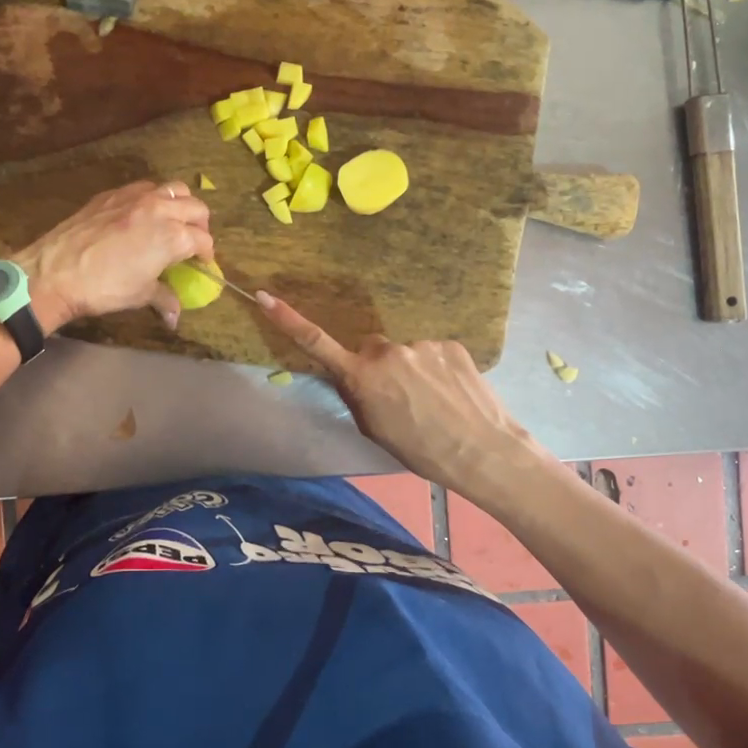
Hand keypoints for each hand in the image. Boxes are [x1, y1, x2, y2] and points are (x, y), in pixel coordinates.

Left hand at [12, 180, 214, 331]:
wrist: (56, 271)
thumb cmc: (104, 288)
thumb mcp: (139, 295)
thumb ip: (164, 298)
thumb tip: (175, 317)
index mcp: (173, 237)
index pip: (203, 240)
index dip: (206, 254)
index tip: (202, 263)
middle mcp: (160, 209)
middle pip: (196, 208)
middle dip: (200, 225)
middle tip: (193, 240)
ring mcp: (136, 196)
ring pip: (173, 189)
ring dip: (180, 204)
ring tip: (173, 220)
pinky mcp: (113, 194)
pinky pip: (144, 188)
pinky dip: (153, 198)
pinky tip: (142, 214)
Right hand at [255, 290, 546, 496]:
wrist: (483, 451)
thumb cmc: (421, 451)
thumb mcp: (374, 430)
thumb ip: (357, 396)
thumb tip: (353, 378)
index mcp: (362, 376)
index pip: (316, 342)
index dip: (288, 320)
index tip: (264, 296)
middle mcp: (386, 352)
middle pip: (371, 351)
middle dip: (377, 367)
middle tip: (398, 400)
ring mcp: (420, 345)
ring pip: (405, 353)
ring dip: (411, 370)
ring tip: (433, 402)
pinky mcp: (450, 344)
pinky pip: (432, 353)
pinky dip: (437, 369)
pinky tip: (452, 393)